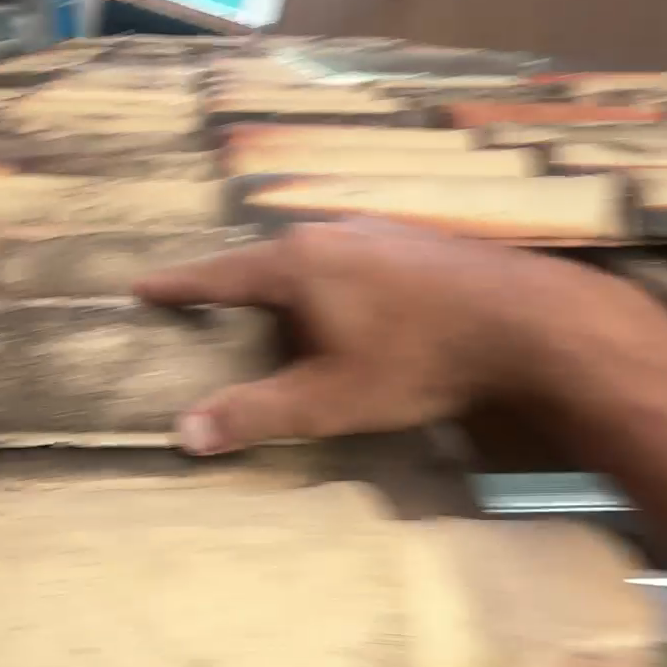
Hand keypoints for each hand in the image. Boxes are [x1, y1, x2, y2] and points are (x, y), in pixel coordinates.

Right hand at [135, 220, 665, 454]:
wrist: (524, 324)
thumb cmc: (413, 361)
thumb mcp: (325, 400)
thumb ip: (254, 414)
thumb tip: (183, 434)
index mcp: (296, 266)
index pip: (218, 275)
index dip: (178, 285)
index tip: (142, 285)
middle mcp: (330, 234)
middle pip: (264, 261)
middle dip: (235, 285)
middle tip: (211, 306)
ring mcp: (377, 232)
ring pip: (312, 257)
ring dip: (287, 285)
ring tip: (278, 311)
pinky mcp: (415, 243)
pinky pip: (351, 260)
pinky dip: (331, 285)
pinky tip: (349, 306)